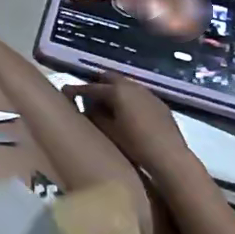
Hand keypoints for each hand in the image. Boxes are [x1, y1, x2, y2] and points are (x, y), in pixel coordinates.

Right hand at [62, 73, 208, 188]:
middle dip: (97, 84)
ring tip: (107, 104)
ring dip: (115, 91)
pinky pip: (139, 94)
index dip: (76, 90)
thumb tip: (87, 107)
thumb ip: (94, 115)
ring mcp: (148, 93)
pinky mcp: (159, 103)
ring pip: (126, 85)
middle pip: (109, 78)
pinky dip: (129, 99)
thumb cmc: (134, 144)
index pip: (91, 87)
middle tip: (88, 95)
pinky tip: (128, 113)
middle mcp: (132, 86)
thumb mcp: (107, 131)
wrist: (169, 156)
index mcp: (116, 91)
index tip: (65, 92)